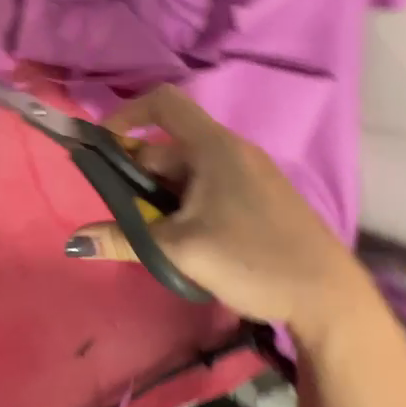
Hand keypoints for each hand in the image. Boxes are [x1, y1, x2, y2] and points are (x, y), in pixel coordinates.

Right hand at [64, 86, 376, 342]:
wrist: (333, 304)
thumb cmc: (253, 260)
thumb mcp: (179, 250)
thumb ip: (121, 239)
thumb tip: (72, 243)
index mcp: (214, 148)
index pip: (162, 103)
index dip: (126, 114)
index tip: (104, 146)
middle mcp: (232, 152)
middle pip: (167, 147)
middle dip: (138, 176)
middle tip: (128, 214)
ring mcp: (250, 175)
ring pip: (186, 172)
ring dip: (160, 196)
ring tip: (158, 234)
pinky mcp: (260, 199)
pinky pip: (207, 187)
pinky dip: (184, 204)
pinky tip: (187, 240)